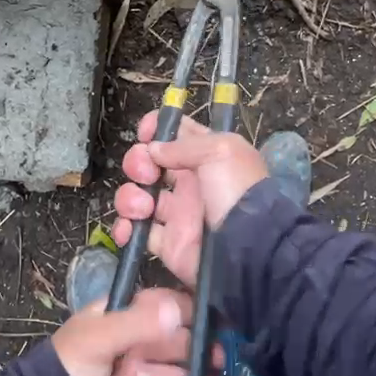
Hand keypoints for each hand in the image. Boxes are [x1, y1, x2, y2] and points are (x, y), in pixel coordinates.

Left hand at [52, 288, 237, 375]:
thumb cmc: (70, 366)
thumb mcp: (98, 337)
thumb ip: (136, 322)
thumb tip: (177, 309)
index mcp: (121, 320)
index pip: (160, 309)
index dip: (188, 314)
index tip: (215, 320)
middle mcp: (133, 349)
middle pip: (176, 348)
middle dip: (202, 355)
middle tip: (223, 362)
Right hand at [110, 111, 269, 286]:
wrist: (250, 248)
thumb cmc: (237, 190)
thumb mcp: (221, 151)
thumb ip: (184, 144)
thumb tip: (153, 150)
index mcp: (205, 156)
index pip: (175, 132)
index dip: (156, 128)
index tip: (145, 134)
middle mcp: (188, 182)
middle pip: (148, 162)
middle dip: (137, 162)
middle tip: (146, 173)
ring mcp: (176, 213)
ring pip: (138, 196)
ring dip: (130, 196)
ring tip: (143, 207)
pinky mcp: (168, 244)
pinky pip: (138, 233)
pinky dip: (125, 229)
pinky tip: (129, 229)